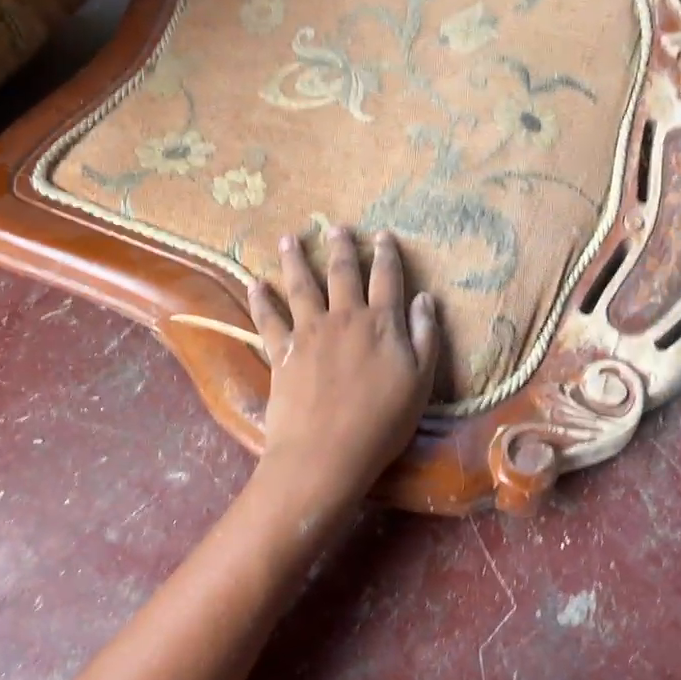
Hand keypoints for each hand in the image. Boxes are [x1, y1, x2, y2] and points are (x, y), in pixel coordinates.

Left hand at [247, 228, 440, 505]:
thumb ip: (425, 336)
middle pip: (342, 273)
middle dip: (341, 247)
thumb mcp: (421, 381)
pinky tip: (255, 284)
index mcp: (382, 323)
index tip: (384, 236)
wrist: (326, 452)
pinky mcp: (281, 352)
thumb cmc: (383, 422)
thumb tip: (425, 298)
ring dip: (295, 259)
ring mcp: (309, 332)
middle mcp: (345, 318)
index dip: (387, 255)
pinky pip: (268, 318)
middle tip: (337, 226)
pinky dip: (261, 300)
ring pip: (301, 285)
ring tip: (290, 238)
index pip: (387, 278)